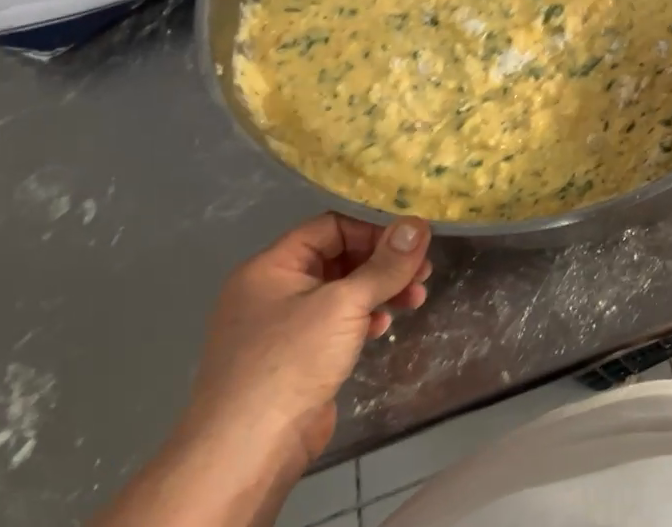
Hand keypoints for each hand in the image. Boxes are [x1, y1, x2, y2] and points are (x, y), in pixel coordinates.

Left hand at [181, 214, 432, 469]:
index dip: (374, 229)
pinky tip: (383, 329)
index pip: (330, 227)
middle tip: (424, 271)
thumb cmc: (291, 361)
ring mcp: (283, 325)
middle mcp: (273, 291)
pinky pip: (338, 321)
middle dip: (385, 263)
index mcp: (270, 268)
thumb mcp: (345, 304)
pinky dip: (365, 318)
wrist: (248, 446)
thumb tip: (417, 224)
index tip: (414, 241)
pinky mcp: (297, 354)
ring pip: (343, 291)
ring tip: (415, 300)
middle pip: (340, 257)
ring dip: (382, 290)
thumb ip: (386, 264)